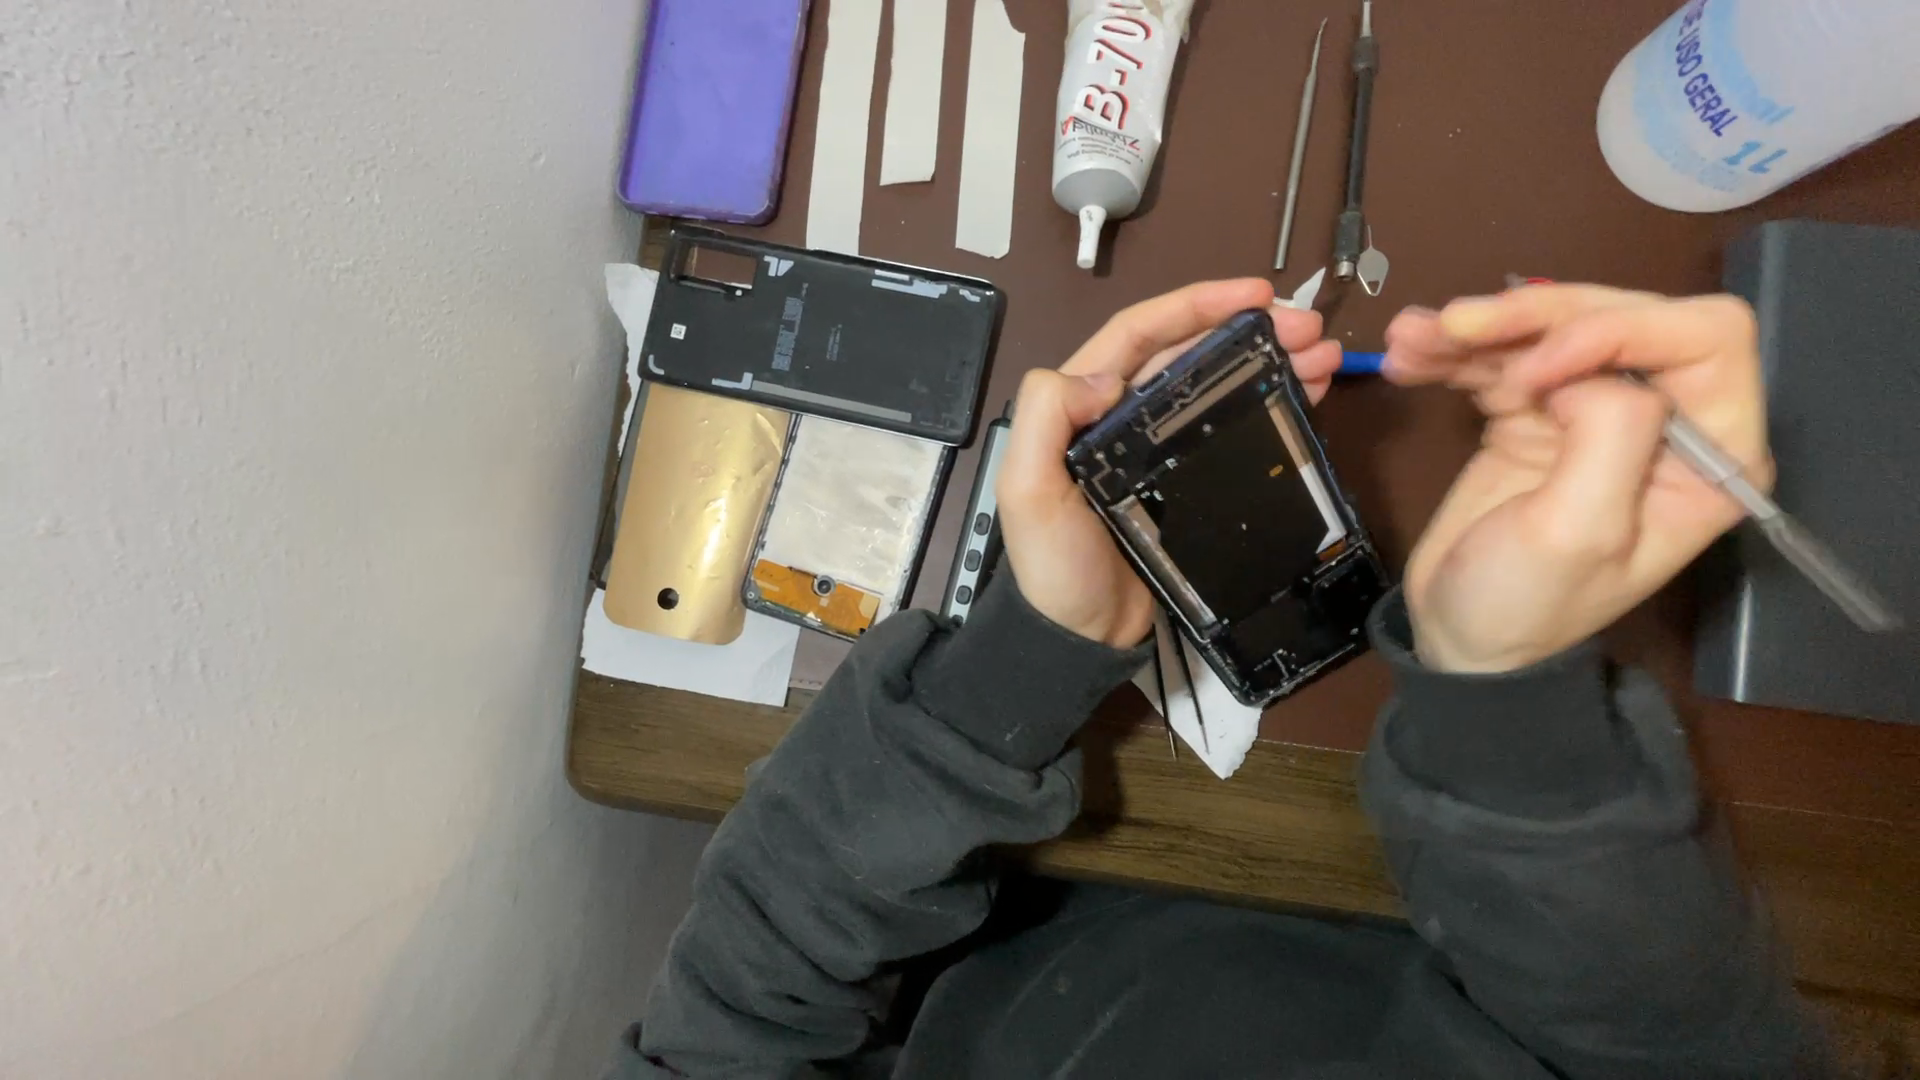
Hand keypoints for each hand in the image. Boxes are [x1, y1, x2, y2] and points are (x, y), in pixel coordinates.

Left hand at [996, 279, 1343, 647]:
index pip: (1137, 335)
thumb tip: (1105, 375)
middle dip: (1247, 331)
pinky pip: (1227, 429)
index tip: (1256, 293)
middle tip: (1311, 326)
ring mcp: (1154, 450)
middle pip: (1187, 355)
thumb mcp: (1027, 486)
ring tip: (1323, 356)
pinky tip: (1304, 396)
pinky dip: (1265, 406)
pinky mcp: (1184, 482)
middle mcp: (1118, 418)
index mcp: (1080, 406)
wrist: (1082, 633)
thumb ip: (1045, 415)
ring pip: (1214, 387)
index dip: (1194, 305)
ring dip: (1267, 363)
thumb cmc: (1055, 564)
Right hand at [1384, 284, 1770, 673]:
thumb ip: (1608, 438)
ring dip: (1472, 329)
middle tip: (1450, 324)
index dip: (1614, 333)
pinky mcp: (1525, 418)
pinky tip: (1404, 355)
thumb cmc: (1526, 601)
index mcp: (1709, 451)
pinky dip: (1448, 353)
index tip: (1528, 375)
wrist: (1458, 636)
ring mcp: (1585, 415)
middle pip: (1613, 319)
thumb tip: (1578, 370)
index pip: (1700, 338)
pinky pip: (1494, 364)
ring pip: (1543, 334)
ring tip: (1407, 337)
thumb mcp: (1576, 532)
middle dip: (1530, 315)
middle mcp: (1659, 419)